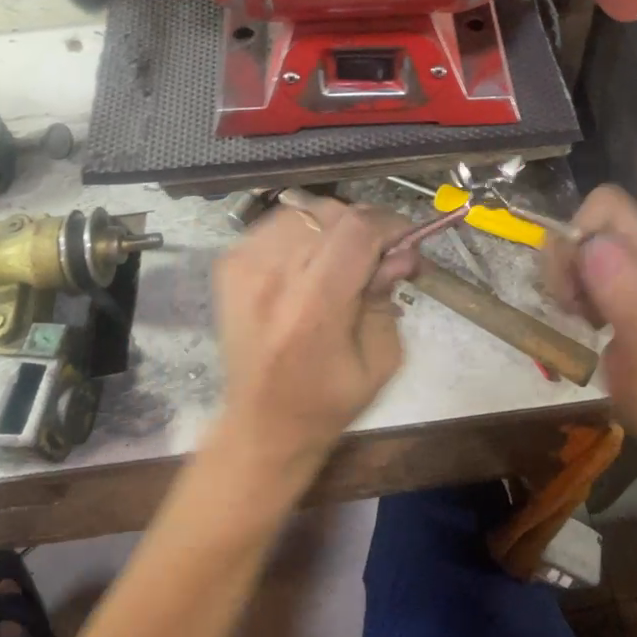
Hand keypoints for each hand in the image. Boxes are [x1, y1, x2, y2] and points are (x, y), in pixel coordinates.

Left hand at [212, 196, 414, 466]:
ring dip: (334, 226)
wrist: (262, 425)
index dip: (390, 225)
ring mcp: (244, 267)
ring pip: (305, 211)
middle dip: (365, 226)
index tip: (406, 240)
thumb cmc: (328, 401)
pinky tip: (312, 261)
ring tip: (344, 259)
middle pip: (332, 214)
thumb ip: (387, 296)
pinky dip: (304, 232)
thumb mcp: (380, 360)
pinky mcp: (229, 263)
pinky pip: (278, 223)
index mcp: (313, 309)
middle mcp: (272, 279)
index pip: (357, 231)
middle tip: (379, 255)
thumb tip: (401, 252)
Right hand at [543, 186, 636, 449]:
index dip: (574, 237)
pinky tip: (595, 326)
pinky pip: (593, 269)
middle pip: (591, 223)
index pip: (604, 205)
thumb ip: (626, 298)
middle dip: (567, 263)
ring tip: (587, 323)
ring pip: (587, 246)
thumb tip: (591, 245)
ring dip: (571, 281)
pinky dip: (581, 293)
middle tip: (574, 312)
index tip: (569, 291)